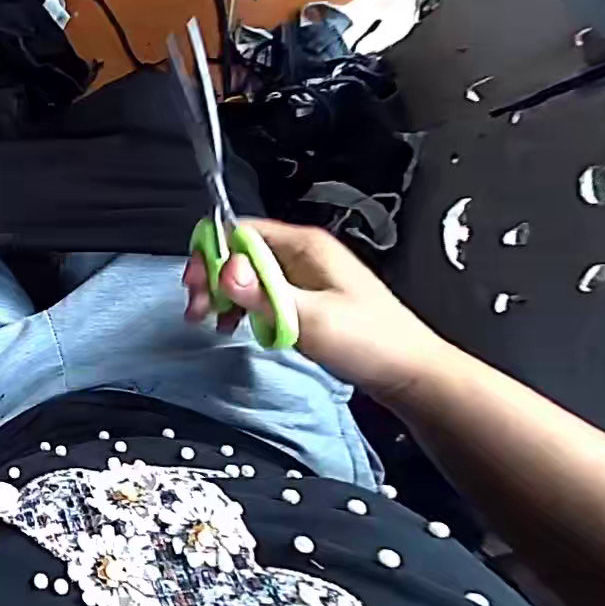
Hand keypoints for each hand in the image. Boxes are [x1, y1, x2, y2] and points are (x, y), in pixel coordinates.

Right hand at [183, 218, 456, 399]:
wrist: (407, 372)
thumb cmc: (370, 342)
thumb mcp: (312, 318)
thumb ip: (265, 295)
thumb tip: (227, 272)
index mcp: (305, 247)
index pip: (242, 233)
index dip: (214, 254)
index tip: (197, 283)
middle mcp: (299, 256)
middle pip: (239, 254)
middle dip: (212, 277)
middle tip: (197, 307)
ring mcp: (299, 278)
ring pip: (244, 276)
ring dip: (222, 295)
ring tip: (211, 320)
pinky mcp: (299, 300)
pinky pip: (257, 295)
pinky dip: (240, 308)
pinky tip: (233, 326)